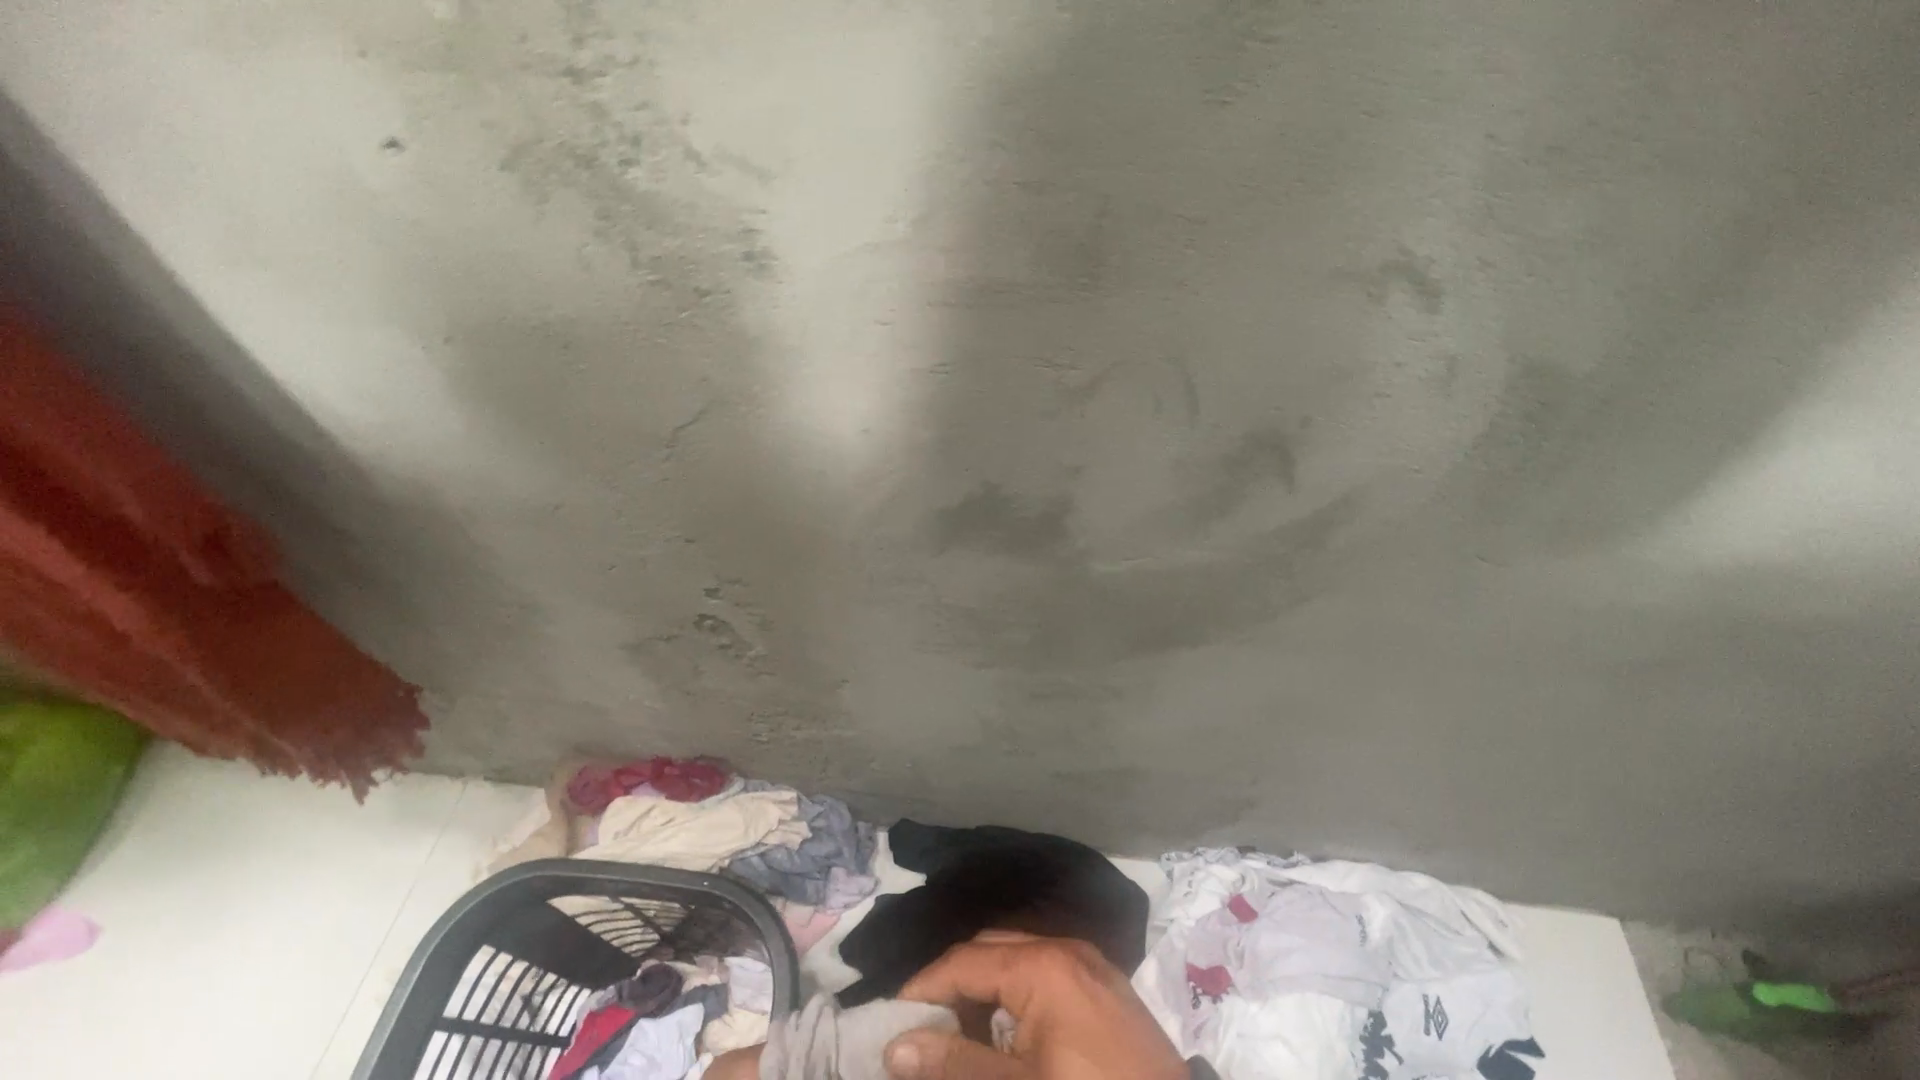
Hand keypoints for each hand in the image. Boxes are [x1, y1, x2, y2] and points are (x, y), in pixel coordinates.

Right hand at [884, 933, 1186, 1079]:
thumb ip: (956, 1064)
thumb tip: (894, 1049)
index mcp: (1042, 963)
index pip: (961, 961)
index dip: (920, 990)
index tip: (889, 1025)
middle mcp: (1066, 949)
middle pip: (989, 950)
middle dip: (951, 987)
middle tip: (922, 1031)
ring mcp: (1092, 967)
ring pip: (1018, 961)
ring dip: (984, 993)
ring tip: (961, 1037)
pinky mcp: (1109, 990)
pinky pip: (1048, 976)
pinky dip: (1017, 998)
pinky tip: (1009, 1036)